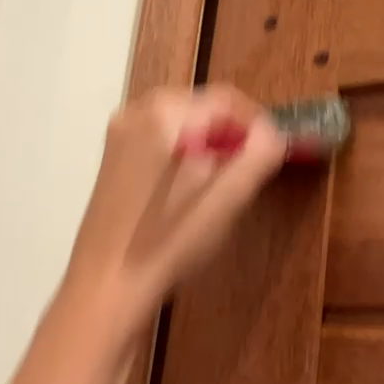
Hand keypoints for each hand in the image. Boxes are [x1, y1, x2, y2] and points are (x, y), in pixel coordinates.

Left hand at [58, 86, 286, 340]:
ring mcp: (119, 135)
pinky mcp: (111, 159)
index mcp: (165, 114)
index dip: (257, 123)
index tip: (275, 151)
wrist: (107, 284)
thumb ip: (258, 156)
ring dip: (207, 145)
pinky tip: (188, 192)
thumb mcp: (226, 200)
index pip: (226, 100)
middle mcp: (136, 112)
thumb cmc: (170, 242)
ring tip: (222, 184)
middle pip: (200, 108)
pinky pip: (158, 141)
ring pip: (179, 125)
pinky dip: (181, 155)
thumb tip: (271, 133)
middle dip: (230, 134)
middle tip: (250, 170)